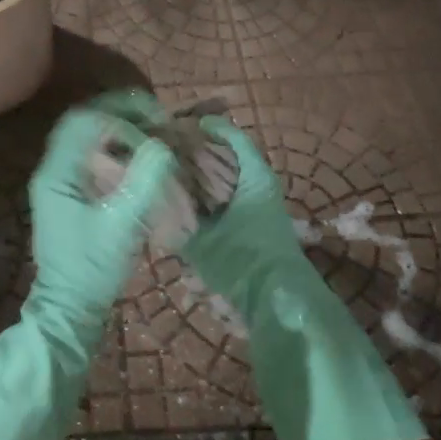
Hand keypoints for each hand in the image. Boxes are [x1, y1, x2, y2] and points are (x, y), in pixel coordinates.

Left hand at [24, 90, 177, 352]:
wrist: (70, 311)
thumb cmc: (92, 269)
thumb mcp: (122, 225)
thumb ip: (143, 181)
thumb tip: (162, 144)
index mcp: (57, 173)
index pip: (84, 120)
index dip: (121, 111)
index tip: (155, 120)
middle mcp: (54, 170)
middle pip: (85, 123)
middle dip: (122, 114)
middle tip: (157, 119)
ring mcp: (61, 183)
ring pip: (88, 139)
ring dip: (120, 131)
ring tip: (154, 133)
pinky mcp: (71, 196)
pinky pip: (92, 158)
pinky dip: (117, 151)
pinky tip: (142, 160)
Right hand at [179, 116, 427, 439]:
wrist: (291, 317)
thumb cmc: (253, 269)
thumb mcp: (207, 245)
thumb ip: (178, 228)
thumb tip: (149, 210)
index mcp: (256, 183)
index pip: (235, 141)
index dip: (213, 128)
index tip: (183, 122)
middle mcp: (261, 193)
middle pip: (231, 160)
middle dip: (200, 152)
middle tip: (164, 149)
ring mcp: (263, 217)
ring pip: (229, 185)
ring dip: (202, 179)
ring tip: (166, 178)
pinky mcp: (260, 241)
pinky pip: (228, 209)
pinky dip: (206, 205)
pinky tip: (180, 215)